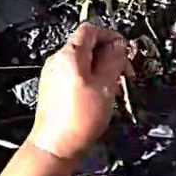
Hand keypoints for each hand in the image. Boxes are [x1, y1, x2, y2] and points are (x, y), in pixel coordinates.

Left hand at [26, 24, 129, 160]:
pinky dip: (89, 79)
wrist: (55, 145)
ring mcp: (53, 74)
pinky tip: (98, 96)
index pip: (90, 30)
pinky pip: (74, 74)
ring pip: (81, 61)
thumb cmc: (80, 118)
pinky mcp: (52, 88)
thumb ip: (113, 60)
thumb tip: (118, 44)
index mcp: (69, 54)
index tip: (124, 50)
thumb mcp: (105, 86)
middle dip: (107, 55)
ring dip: (100, 69)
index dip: (110, 36)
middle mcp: (57, 60)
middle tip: (123, 73)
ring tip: (112, 88)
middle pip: (86, 45)